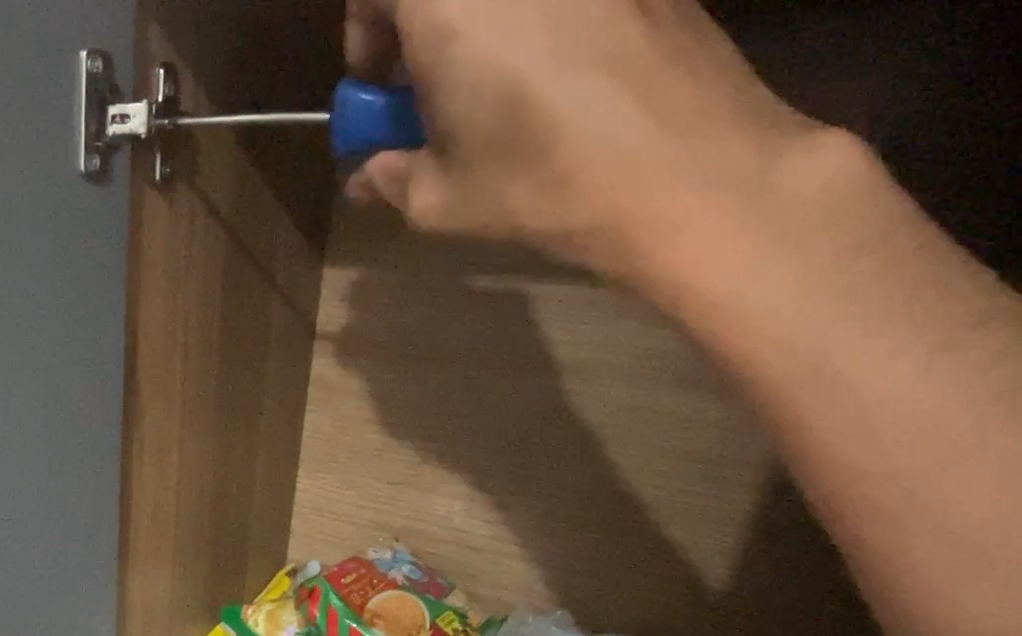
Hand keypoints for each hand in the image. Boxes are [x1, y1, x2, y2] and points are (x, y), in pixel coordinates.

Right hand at [344, 0, 835, 278]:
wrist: (688, 172)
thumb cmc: (541, 184)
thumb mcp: (441, 198)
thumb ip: (391, 177)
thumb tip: (367, 176)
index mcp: (448, 2)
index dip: (365, 33)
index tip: (379, 84)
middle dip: (423, 28)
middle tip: (430, 86)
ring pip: (503, 0)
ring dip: (483, 29)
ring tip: (494, 88)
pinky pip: (561, 2)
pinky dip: (542, 26)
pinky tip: (558, 81)